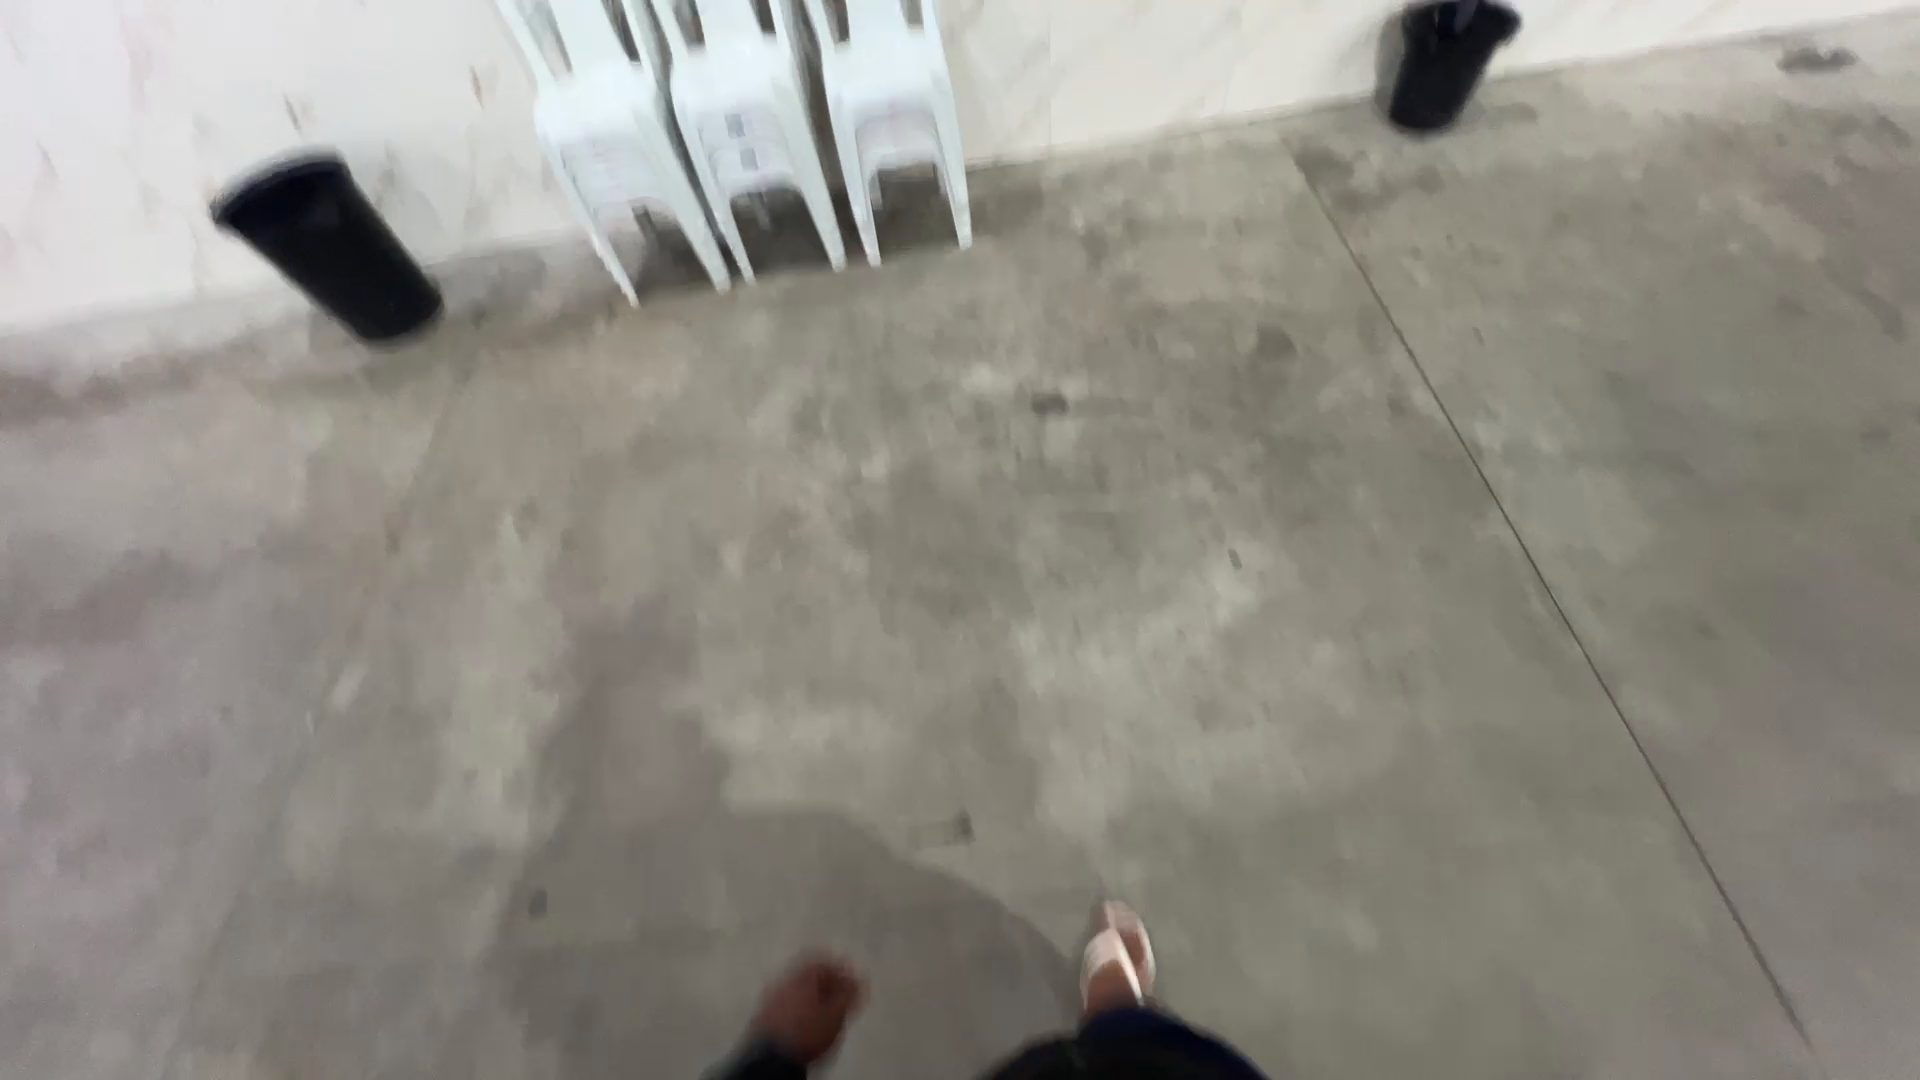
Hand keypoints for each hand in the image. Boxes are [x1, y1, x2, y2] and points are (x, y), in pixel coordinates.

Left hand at [750, 953, 866, 1065]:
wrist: (771, 1056)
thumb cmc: (808, 1030)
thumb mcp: (837, 1013)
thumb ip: (849, 993)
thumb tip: (859, 980)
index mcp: (804, 972)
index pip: (826, 961)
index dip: (843, 971)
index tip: (853, 985)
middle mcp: (786, 977)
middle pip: (810, 974)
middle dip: (827, 986)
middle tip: (839, 1001)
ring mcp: (771, 995)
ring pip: (798, 990)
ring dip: (812, 999)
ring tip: (824, 1015)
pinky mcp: (763, 1014)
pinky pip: (786, 1004)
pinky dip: (799, 1010)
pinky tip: (805, 1024)